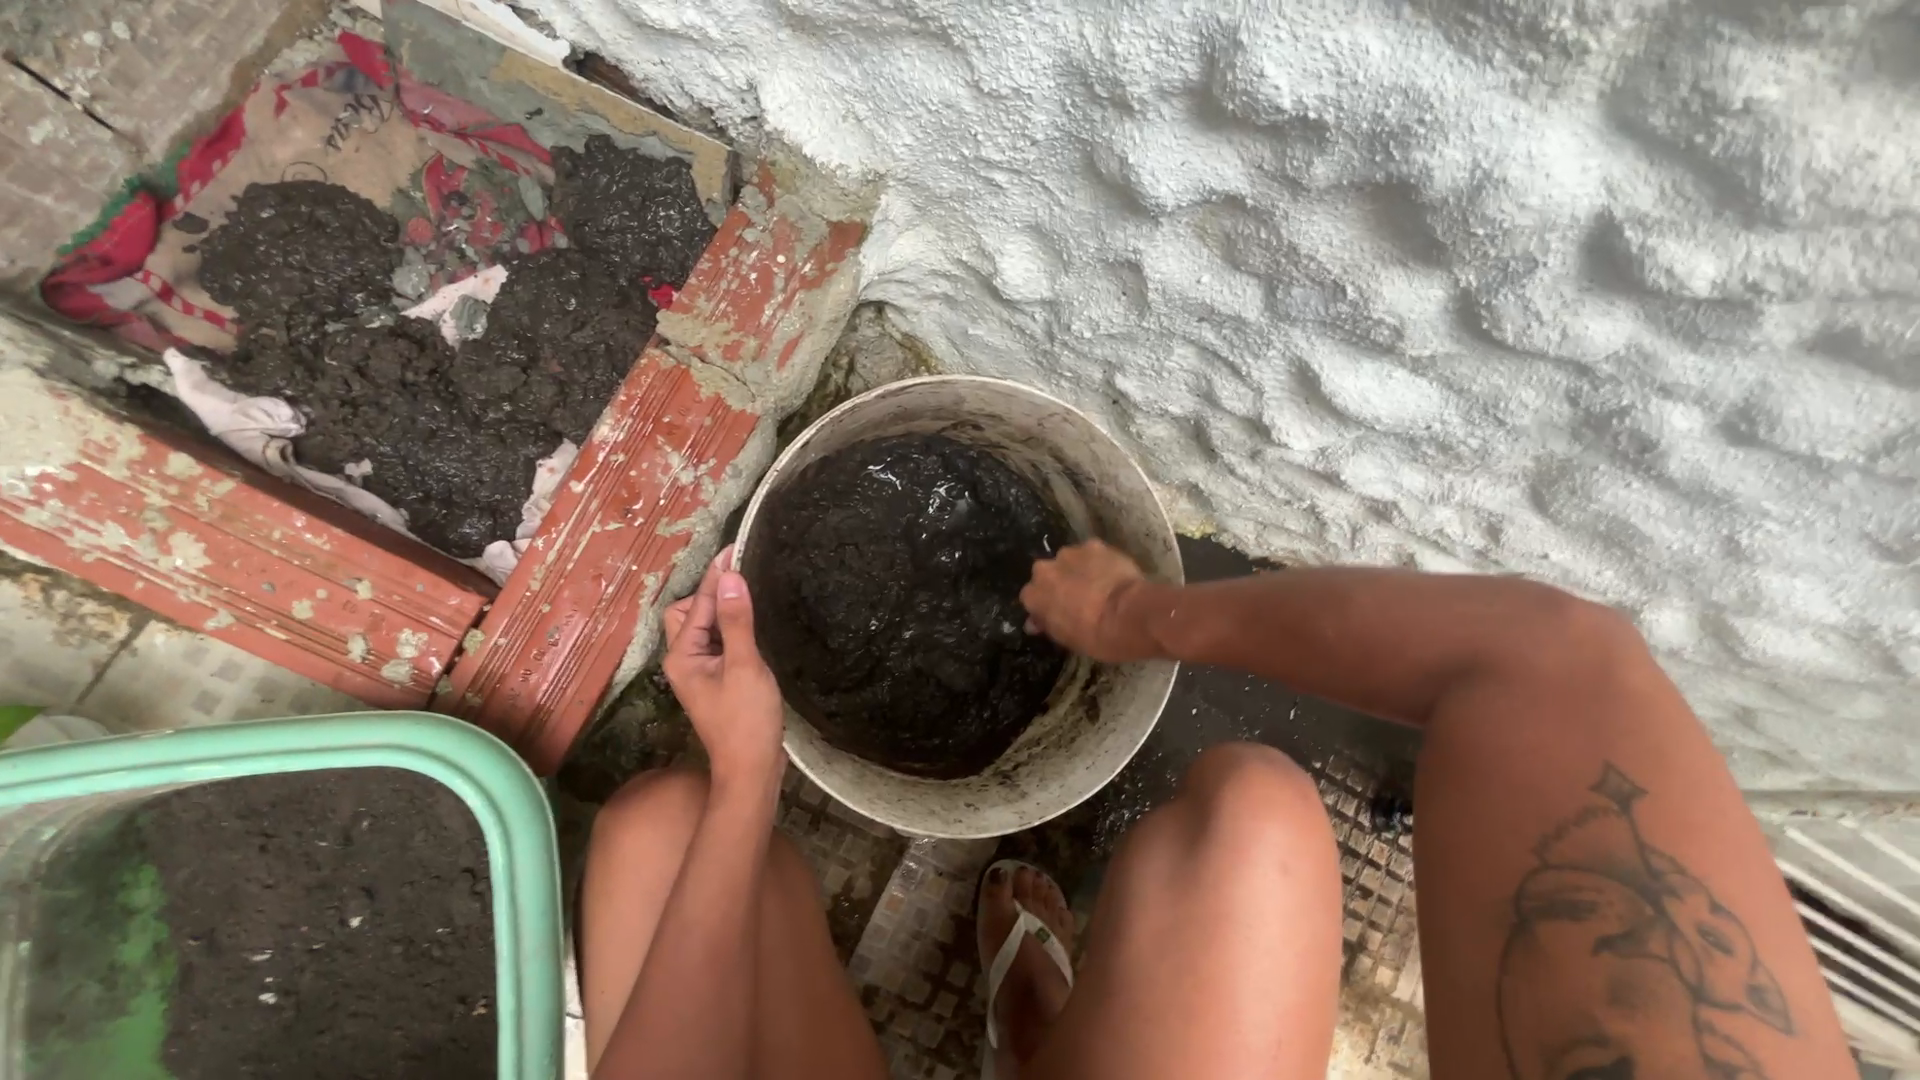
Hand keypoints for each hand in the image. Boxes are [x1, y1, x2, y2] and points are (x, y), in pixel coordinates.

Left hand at [663, 547, 785, 785]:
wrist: (751, 770)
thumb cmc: (746, 720)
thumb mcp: (745, 666)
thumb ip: (737, 621)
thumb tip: (731, 577)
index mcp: (684, 655)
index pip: (701, 603)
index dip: (719, 576)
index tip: (737, 548)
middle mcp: (684, 660)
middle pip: (690, 612)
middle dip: (712, 592)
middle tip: (744, 575)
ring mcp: (700, 672)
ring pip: (704, 627)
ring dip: (722, 609)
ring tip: (750, 593)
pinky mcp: (718, 680)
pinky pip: (718, 642)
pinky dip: (732, 628)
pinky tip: (753, 624)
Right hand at [1019, 540, 1162, 662]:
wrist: (1127, 615)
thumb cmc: (1094, 637)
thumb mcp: (1065, 639)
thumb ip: (1047, 624)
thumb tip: (1033, 622)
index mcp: (1033, 595)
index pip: (1031, 598)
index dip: (1046, 605)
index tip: (1058, 613)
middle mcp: (1044, 570)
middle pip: (1047, 574)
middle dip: (1059, 583)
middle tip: (1078, 597)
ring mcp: (1069, 554)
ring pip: (1069, 561)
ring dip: (1078, 570)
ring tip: (1099, 584)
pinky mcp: (1094, 545)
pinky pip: (1092, 554)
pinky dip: (1099, 562)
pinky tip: (1113, 574)